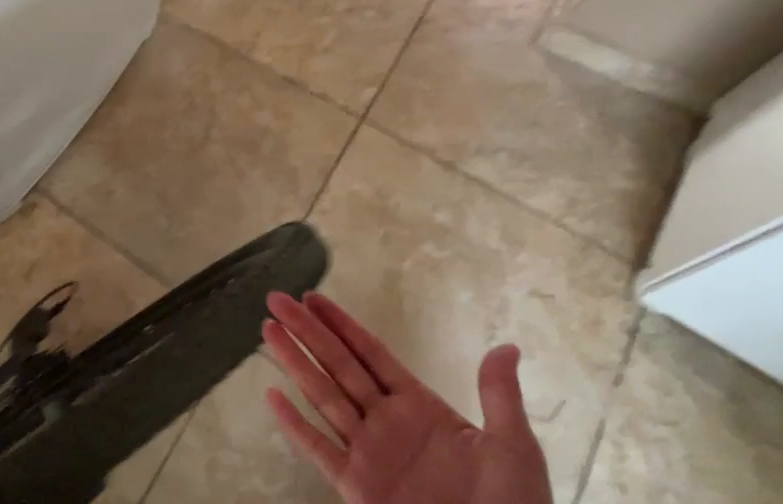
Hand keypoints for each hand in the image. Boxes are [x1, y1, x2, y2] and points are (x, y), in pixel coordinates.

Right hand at [262, 292, 553, 503]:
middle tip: (277, 299)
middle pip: (338, 366)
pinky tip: (270, 396)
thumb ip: (499, 397)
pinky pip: (318, 449)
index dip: (342, 325)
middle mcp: (386, 422)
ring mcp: (368, 454)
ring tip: (267, 330)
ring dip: (294, 363)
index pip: (372, 354)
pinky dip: (293, 423)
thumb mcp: (514, 449)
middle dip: (307, 331)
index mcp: (420, 407)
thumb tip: (507, 347)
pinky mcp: (356, 487)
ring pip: (322, 396)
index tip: (312, 297)